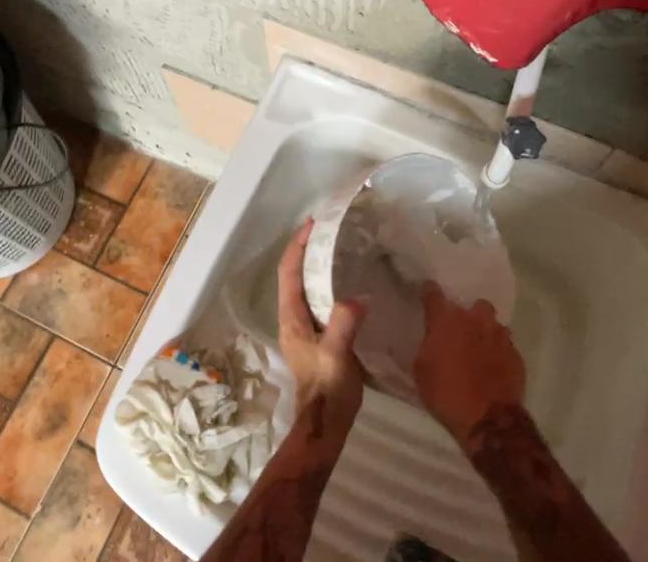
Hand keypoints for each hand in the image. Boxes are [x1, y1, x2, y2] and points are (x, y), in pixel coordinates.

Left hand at [278, 219, 366, 438]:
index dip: (297, 246)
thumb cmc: (328, 388)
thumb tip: (358, 297)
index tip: (313, 224)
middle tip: (329, 231)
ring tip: (339, 249)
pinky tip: (348, 283)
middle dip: (307, 250)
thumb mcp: (337, 355)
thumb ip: (344, 323)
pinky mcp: (316, 338)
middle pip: (294, 276)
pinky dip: (328, 284)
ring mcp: (303, 329)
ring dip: (316, 266)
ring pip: (306, 288)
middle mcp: (293, 319)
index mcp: (292, 318)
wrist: (326, 423)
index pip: (289, 272)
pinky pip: (319, 300)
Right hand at [415, 281, 525, 443]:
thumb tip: (433, 339)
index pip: (434, 294)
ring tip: (481, 350)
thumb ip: (428, 346)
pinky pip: (506, 345)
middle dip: (469, 315)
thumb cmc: (445, 394)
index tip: (428, 292)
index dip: (429, 292)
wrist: (487, 420)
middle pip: (475, 305)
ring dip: (487, 333)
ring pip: (494, 324)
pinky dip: (499, 352)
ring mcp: (499, 336)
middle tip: (462, 332)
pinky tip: (493, 368)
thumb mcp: (422, 370)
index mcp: (447, 321)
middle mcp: (475, 320)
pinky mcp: (516, 354)